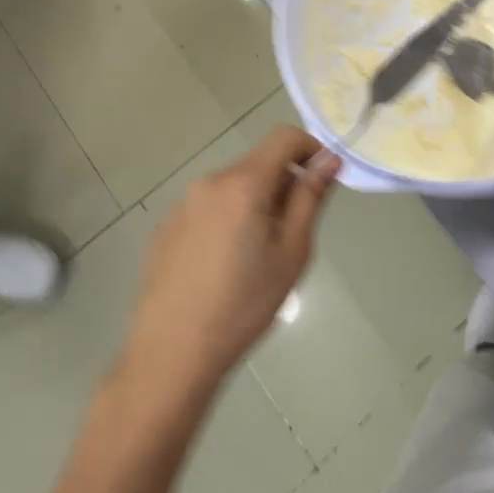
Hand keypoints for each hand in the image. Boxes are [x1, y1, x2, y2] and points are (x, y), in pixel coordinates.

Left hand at [124, 127, 340, 382]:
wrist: (171, 355)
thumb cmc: (244, 303)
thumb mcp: (293, 250)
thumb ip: (310, 197)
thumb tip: (328, 160)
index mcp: (243, 184)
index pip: (285, 137)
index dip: (311, 149)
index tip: (323, 182)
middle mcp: (209, 184)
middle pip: (259, 164)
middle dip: (283, 184)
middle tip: (293, 232)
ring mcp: (182, 207)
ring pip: (234, 188)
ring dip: (255, 204)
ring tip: (257, 256)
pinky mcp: (165, 231)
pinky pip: (209, 210)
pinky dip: (228, 221)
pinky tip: (224, 268)